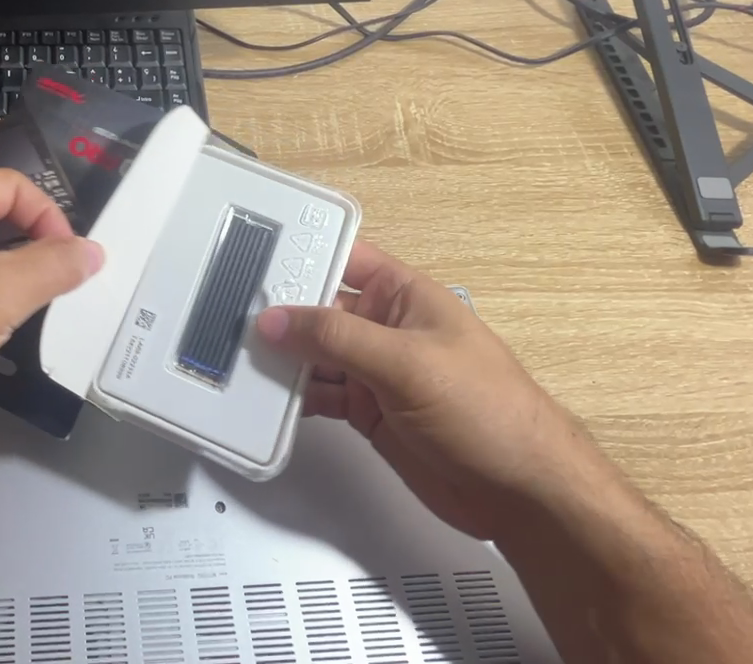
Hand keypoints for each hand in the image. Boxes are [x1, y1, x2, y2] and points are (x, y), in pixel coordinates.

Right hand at [255, 242, 621, 539]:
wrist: (523, 497)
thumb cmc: (486, 411)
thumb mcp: (407, 362)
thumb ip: (335, 337)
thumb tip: (273, 321)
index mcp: (403, 295)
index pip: (343, 258)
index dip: (301, 255)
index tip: (251, 259)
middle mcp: (383, 326)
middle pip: (319, 308)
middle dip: (279, 312)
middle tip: (229, 313)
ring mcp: (373, 370)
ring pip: (313, 353)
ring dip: (281, 357)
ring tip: (236, 355)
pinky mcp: (365, 409)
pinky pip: (318, 392)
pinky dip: (293, 394)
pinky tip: (265, 396)